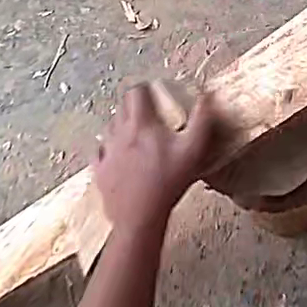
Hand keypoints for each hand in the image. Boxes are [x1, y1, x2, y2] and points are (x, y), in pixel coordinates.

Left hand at [94, 87, 216, 234]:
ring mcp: (107, 153)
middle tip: (148, 110)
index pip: (136, 92)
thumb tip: (206, 96)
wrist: (140, 217)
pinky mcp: (100, 171)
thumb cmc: (168, 182)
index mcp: (141, 124)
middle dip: (134, 103)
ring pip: (110, 127)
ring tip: (136, 131)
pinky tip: (118, 152)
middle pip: (122, 106)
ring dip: (122, 124)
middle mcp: (120, 134)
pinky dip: (108, 147)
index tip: (154, 92)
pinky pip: (99, 151)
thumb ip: (202, 119)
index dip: (145, 88)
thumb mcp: (194, 148)